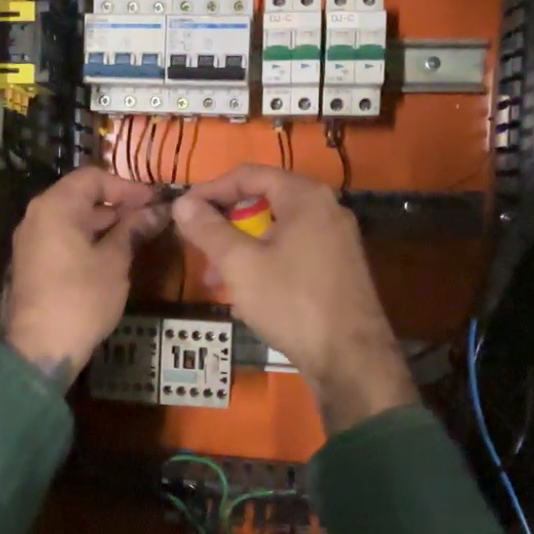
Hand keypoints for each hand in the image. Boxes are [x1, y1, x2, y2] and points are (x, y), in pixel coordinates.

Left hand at [1, 167, 168, 381]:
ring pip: (73, 217)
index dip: (127, 186)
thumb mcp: (115, 262)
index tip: (154, 200)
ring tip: (138, 235)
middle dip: (117, 204)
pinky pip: (64, 236)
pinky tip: (114, 253)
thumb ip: (133, 230)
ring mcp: (32, 239)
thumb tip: (157, 212)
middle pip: (81, 195)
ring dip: (105, 222)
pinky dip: (89, 238)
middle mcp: (38, 215)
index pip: (94, 177)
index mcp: (55, 206)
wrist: (40, 347)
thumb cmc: (81, 298)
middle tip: (151, 217)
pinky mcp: (33, 261)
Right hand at [172, 165, 415, 433]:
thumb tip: (183, 203)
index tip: (183, 211)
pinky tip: (246, 295)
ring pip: (277, 231)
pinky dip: (265, 263)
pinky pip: (293, 252)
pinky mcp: (339, 269)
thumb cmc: (291, 301)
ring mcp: (337, 240)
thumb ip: (208, 229)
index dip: (211, 189)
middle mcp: (326, 209)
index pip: (249, 174)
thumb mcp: (240, 264)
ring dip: (241, 249)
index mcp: (305, 196)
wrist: (351, 358)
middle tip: (197, 248)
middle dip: (225, 224)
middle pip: (264, 201)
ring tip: (214, 281)